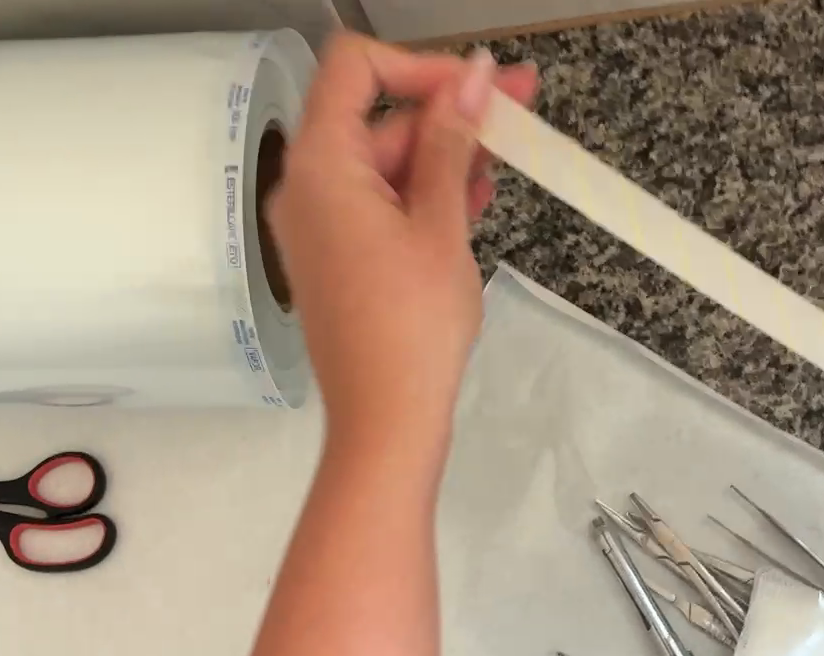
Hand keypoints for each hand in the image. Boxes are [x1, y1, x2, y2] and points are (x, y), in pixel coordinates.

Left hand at [267, 34, 538, 460]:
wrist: (386, 420)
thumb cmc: (414, 329)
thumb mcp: (441, 226)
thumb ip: (451, 143)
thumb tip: (475, 77)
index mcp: (322, 166)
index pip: (357, 68)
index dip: (424, 66)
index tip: (482, 87)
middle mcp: (306, 190)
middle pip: (375, 122)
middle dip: (446, 116)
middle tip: (517, 117)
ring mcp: (319, 230)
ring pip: (382, 170)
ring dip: (439, 161)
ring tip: (501, 167)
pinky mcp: (336, 265)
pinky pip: (376, 212)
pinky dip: (419, 202)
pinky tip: (468, 206)